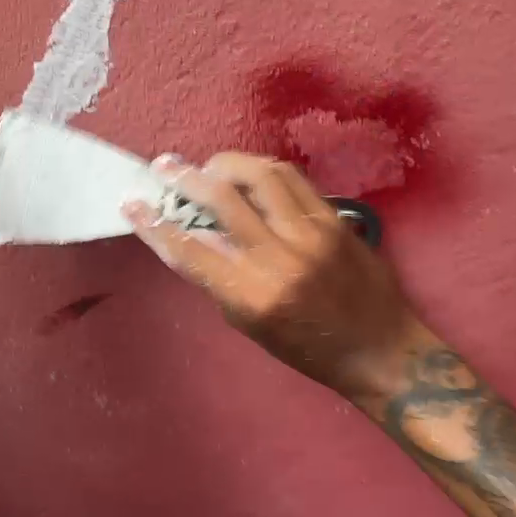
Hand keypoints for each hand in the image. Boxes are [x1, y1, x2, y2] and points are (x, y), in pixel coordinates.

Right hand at [124, 153, 430, 400]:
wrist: (384, 353)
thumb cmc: (307, 348)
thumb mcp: (248, 322)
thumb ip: (216, 276)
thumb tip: (188, 232)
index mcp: (252, 295)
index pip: (188, 249)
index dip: (153, 224)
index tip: (131, 204)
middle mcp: (280, 259)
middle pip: (221, 198)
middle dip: (184, 177)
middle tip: (165, 167)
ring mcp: (312, 235)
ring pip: (260, 174)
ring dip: (225, 163)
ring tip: (209, 166)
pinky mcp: (337, 222)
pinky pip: (293, 179)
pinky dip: (262, 170)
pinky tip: (249, 173)